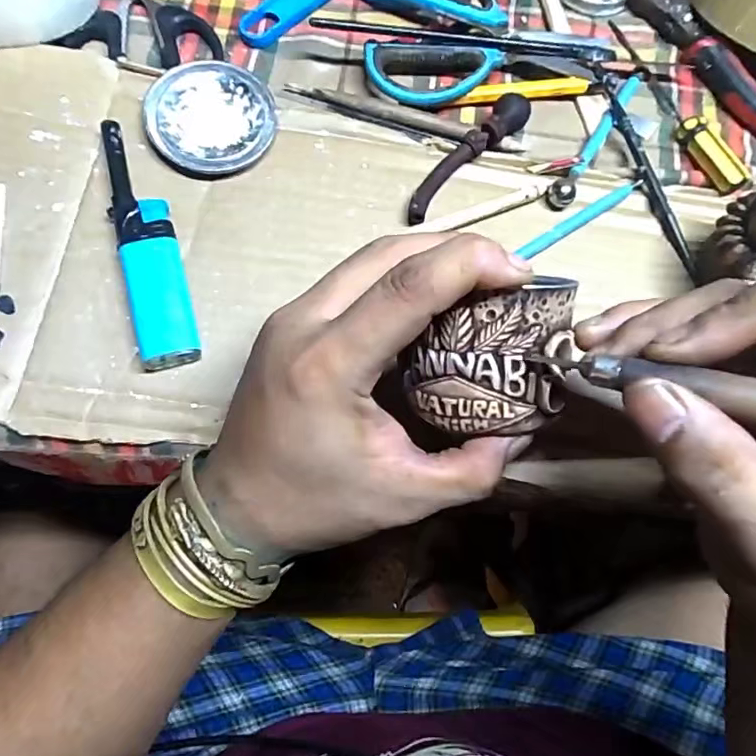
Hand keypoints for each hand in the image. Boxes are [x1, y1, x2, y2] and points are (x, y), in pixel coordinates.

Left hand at [197, 233, 534, 556]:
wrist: (236, 506)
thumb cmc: (314, 504)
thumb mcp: (404, 500)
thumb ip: (471, 470)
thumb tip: (516, 432)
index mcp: (328, 365)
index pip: (405, 286)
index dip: (469, 263)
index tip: (520, 272)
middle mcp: (302, 324)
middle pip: (387, 254)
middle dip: (455, 249)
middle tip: (507, 273)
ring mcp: (288, 317)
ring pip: (365, 259)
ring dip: (425, 257)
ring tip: (476, 280)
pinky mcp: (286, 322)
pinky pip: (349, 279)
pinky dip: (396, 276)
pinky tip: (427, 300)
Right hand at [575, 259, 755, 649]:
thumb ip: (713, 466)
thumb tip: (640, 392)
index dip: (733, 316)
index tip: (663, 358)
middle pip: (750, 299)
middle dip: (673, 323)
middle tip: (609, 357)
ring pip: (711, 315)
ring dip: (646, 328)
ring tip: (591, 349)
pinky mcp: (744, 391)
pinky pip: (690, 349)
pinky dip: (642, 346)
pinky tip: (600, 349)